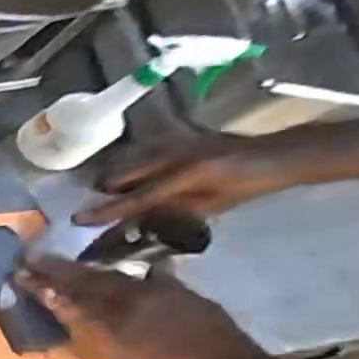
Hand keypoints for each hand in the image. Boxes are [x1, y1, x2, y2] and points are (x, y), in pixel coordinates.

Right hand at [18, 254, 271, 358]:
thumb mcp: (111, 343)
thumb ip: (79, 316)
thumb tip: (48, 293)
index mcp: (125, 294)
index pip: (78, 278)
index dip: (50, 272)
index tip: (24, 264)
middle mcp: (148, 286)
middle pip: (102, 275)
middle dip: (71, 271)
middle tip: (47, 265)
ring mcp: (174, 294)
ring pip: (128, 280)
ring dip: (101, 278)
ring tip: (82, 278)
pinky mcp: (193, 305)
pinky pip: (153, 287)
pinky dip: (132, 287)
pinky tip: (133, 290)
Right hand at [75, 134, 308, 225]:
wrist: (282, 154)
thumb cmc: (248, 186)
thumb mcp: (207, 206)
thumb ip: (165, 210)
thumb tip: (129, 219)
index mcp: (185, 176)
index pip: (133, 199)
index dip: (103, 212)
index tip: (76, 220)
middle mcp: (172, 156)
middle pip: (117, 175)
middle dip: (103, 192)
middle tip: (100, 207)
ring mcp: (172, 143)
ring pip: (124, 163)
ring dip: (115, 179)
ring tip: (116, 194)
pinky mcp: (175, 138)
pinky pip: (139, 154)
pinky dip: (130, 168)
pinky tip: (136, 179)